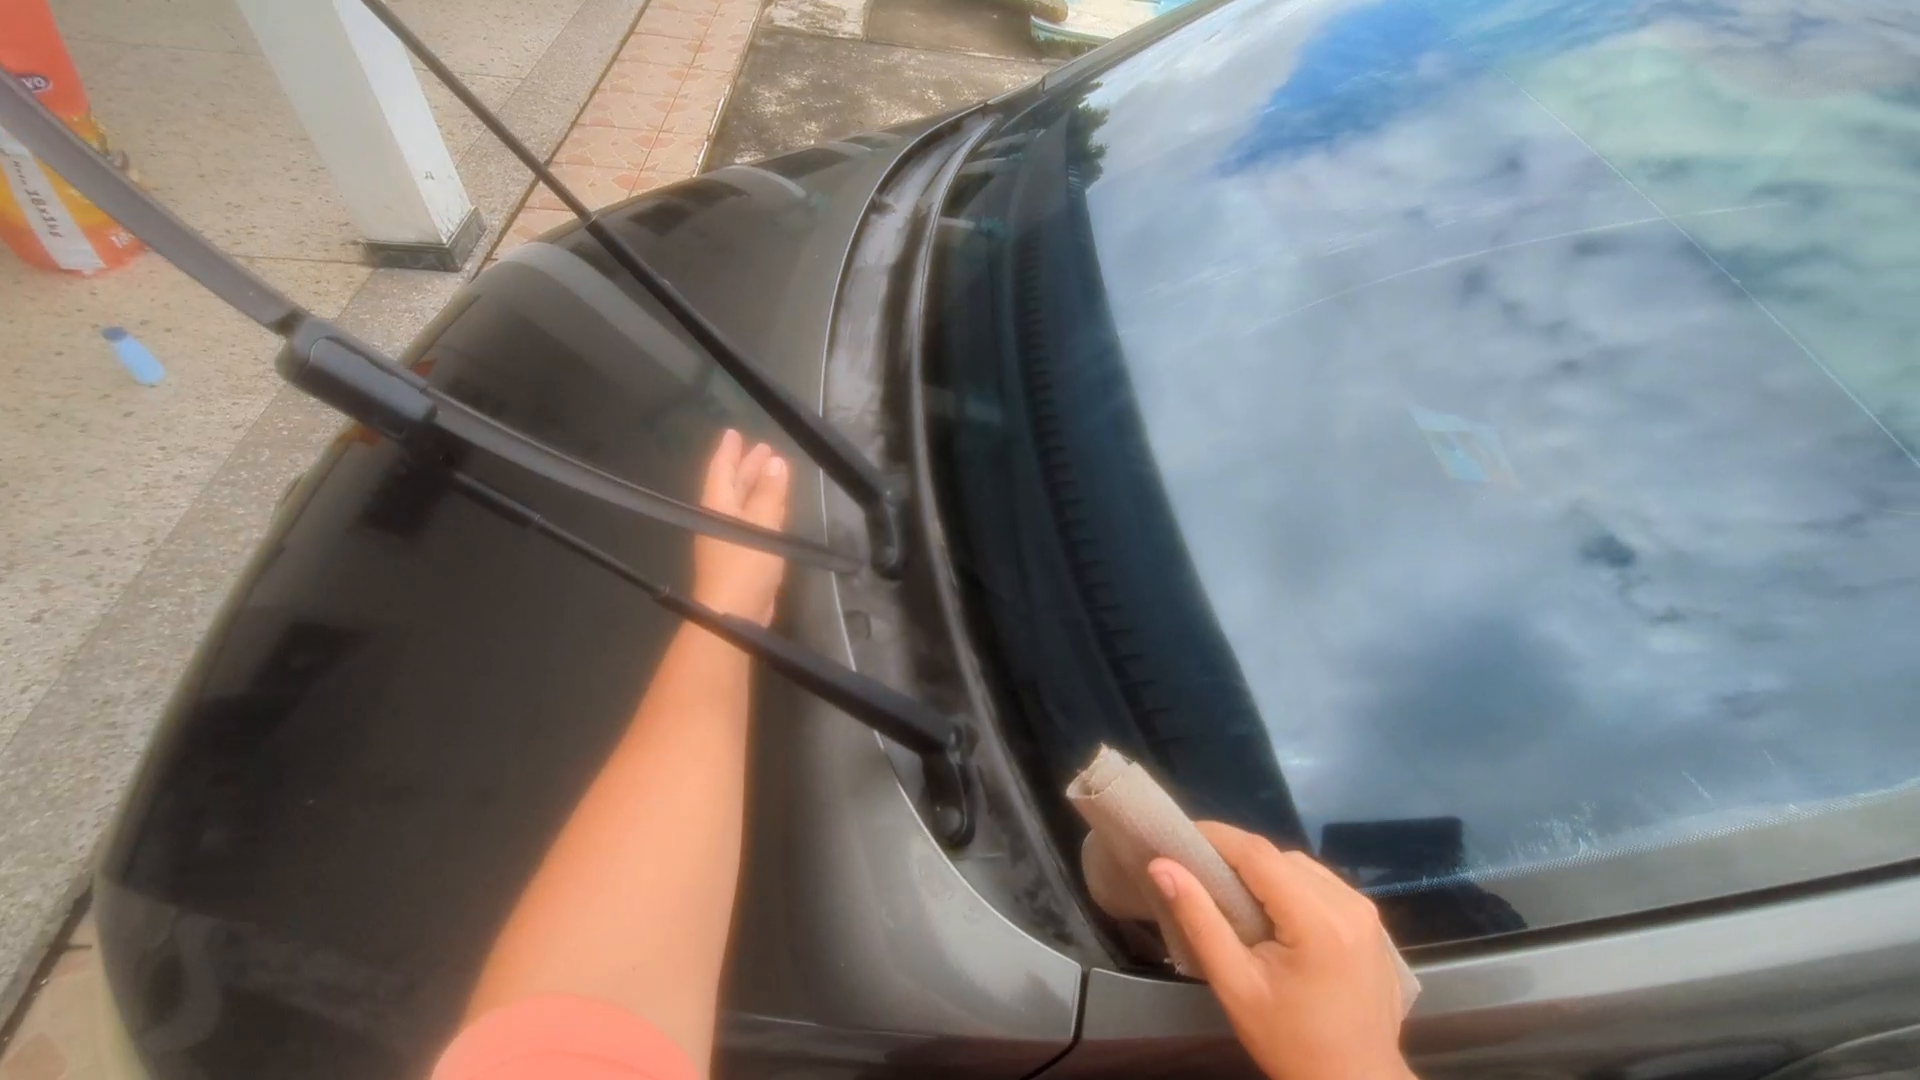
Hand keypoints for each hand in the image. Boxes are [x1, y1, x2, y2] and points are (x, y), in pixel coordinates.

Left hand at [692, 429, 790, 624]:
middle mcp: (720, 520)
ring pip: (744, 504)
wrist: (734, 614)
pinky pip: (755, 523)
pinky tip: (776, 508)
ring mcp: (731, 540)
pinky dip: (764, 509)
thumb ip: (769, 494)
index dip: (728, 451)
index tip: (734, 432)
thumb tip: (776, 462)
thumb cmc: (744, 566)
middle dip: (747, 466)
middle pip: (733, 486)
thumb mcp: (760, 526)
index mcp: (717, 507)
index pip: (721, 470)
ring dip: (757, 487)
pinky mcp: (744, 557)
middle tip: (763, 447)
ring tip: (774, 470)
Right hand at [1150, 823, 1414, 1079]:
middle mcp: (1349, 904)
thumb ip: (1198, 919)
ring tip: (1230, 892)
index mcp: (1319, 920)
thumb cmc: (1290, 1040)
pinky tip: (1271, 911)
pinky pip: (1321, 883)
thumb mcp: (1235, 984)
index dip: (1216, 837)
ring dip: (1263, 870)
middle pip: (1279, 857)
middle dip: (1235, 857)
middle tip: (1197, 871)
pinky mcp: (1371, 922)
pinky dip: (1289, 885)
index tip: (1178, 838)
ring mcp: (1365, 911)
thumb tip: (1161, 865)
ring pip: (1300, 866)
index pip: (1258, 853)